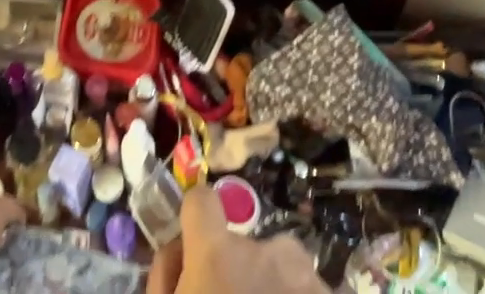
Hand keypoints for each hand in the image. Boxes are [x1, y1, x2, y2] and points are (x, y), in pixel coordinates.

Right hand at [148, 188, 322, 293]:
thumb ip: (167, 271)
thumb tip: (175, 246)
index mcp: (217, 253)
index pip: (202, 200)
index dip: (198, 215)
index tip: (197, 236)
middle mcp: (265, 252)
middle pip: (255, 241)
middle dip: (249, 266)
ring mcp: (308, 279)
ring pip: (292, 268)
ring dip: (281, 286)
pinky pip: (317, 290)